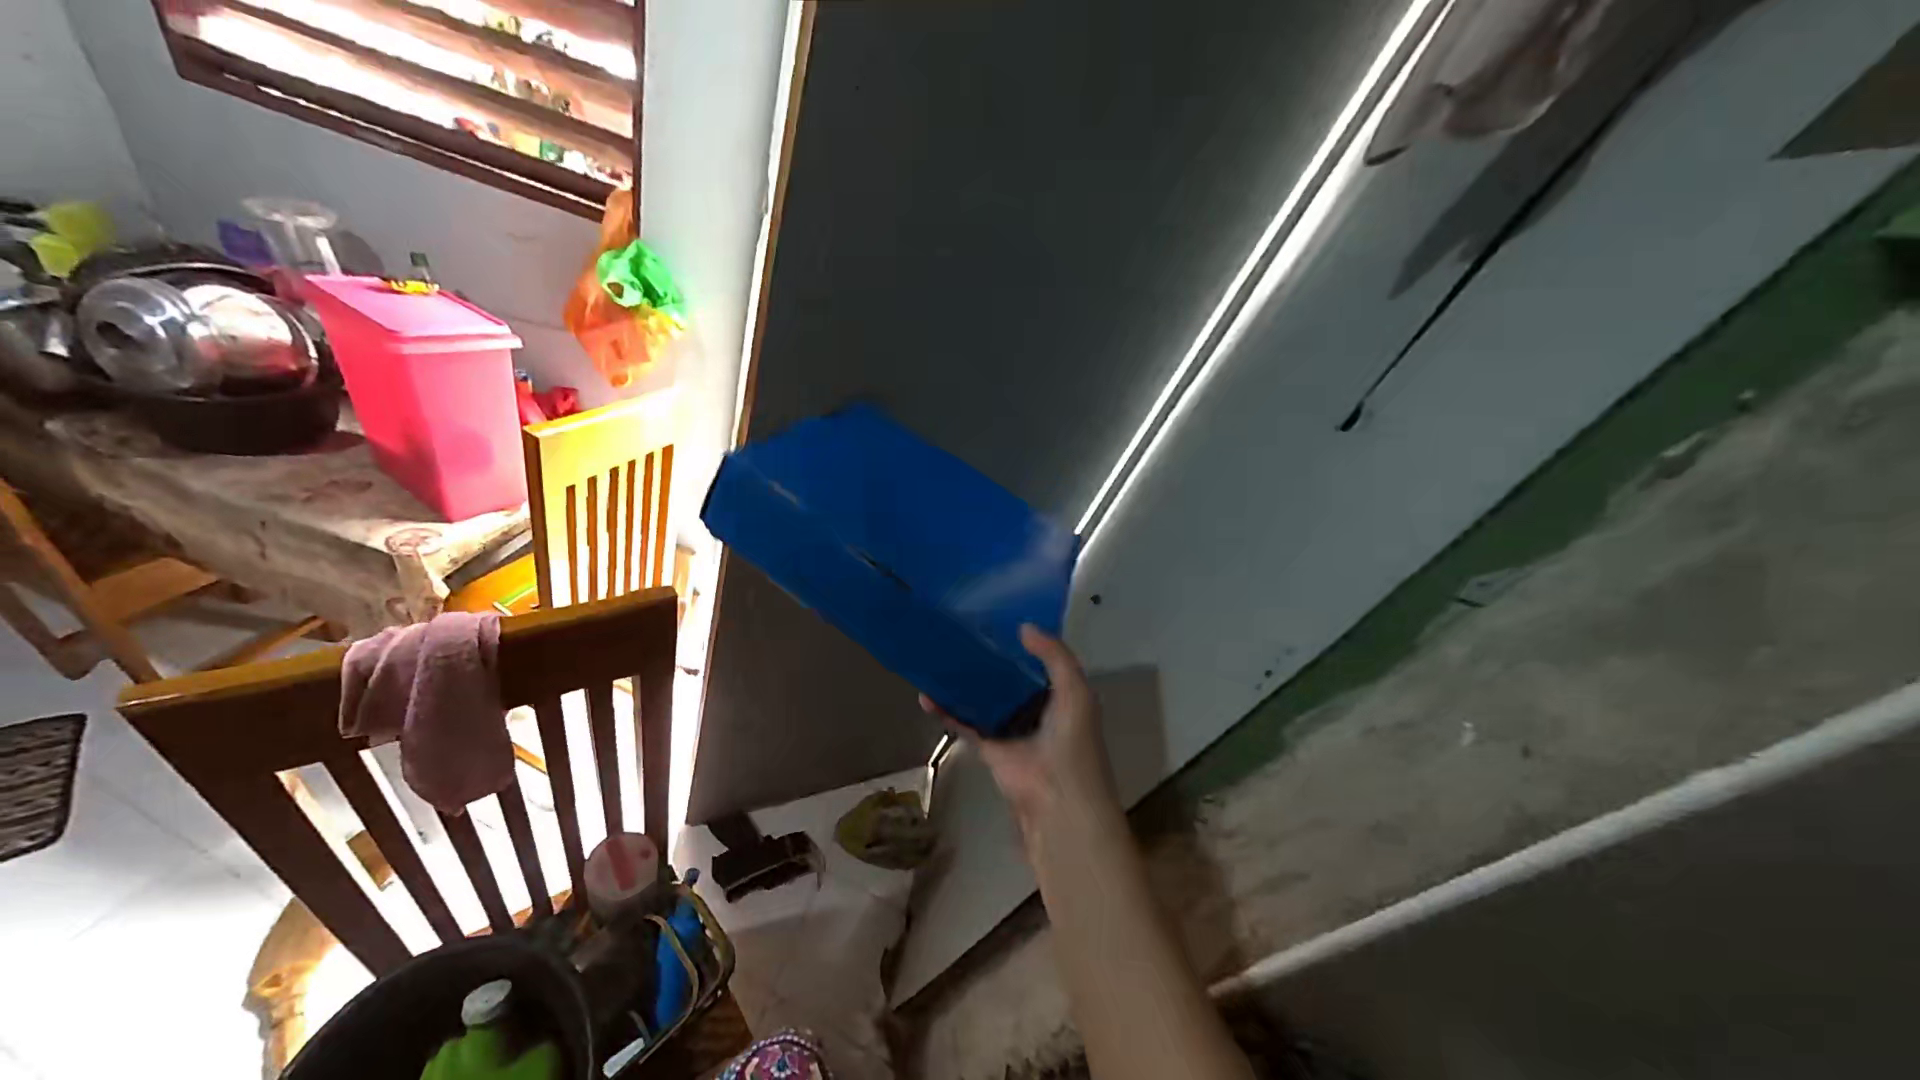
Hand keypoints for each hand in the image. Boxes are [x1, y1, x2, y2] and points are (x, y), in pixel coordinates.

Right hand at [920, 624, 1118, 830]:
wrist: (1058, 801)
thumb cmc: (1073, 742)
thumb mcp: (1076, 691)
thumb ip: (1055, 656)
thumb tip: (1023, 627)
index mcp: (1063, 697)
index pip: (1041, 664)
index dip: (1024, 644)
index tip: (998, 620)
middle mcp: (1037, 712)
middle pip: (1009, 681)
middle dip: (990, 662)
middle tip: (963, 634)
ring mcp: (1011, 731)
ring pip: (984, 701)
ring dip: (965, 685)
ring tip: (940, 658)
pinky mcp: (989, 749)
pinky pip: (966, 724)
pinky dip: (947, 711)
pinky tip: (926, 695)